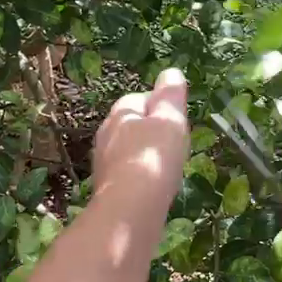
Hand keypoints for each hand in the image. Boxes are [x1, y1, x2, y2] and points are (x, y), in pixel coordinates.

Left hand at [91, 67, 188, 213]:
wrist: (129, 209)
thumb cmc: (154, 157)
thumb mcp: (169, 120)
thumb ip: (171, 96)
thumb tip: (170, 72)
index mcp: (120, 114)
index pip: (139, 98)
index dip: (160, 105)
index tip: (178, 118)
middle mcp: (105, 135)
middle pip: (131, 125)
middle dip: (150, 131)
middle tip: (174, 142)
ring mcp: (103, 163)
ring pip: (128, 151)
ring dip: (145, 155)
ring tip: (166, 166)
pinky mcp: (107, 188)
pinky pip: (127, 174)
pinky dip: (140, 176)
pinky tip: (153, 187)